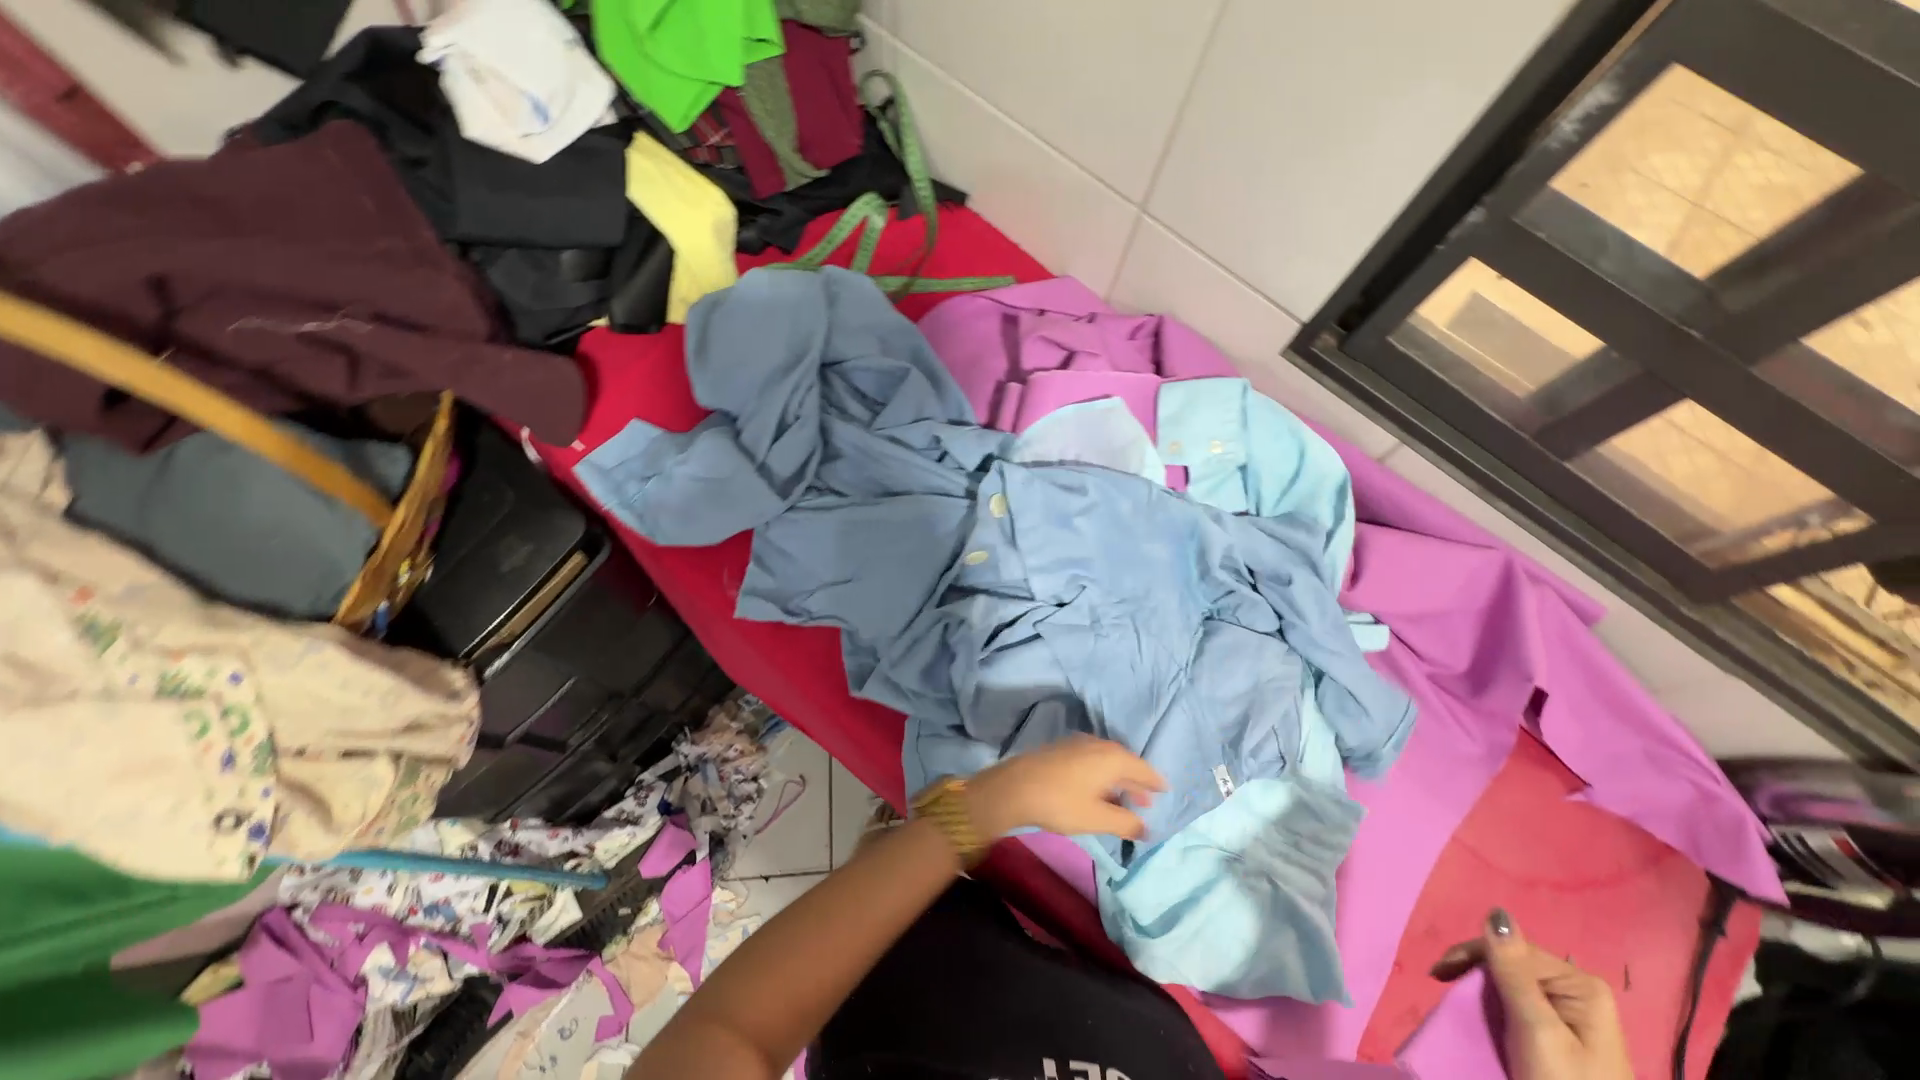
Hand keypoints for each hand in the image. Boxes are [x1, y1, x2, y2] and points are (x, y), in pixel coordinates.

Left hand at [962, 736, 1165, 839]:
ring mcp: (1078, 746)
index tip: (1165, 790)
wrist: (1014, 787)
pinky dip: (1102, 776)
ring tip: (1124, 799)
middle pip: (1125, 763)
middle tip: (1146, 800)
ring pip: (1107, 762)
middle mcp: (1098, 746)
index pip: (1142, 768)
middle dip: (1136, 782)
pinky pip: (1092, 762)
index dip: (1154, 781)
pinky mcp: (1061, 751)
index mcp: (1112, 758)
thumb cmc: (1061, 803)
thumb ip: (1125, 823)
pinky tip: (1098, 792)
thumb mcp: (1097, 818)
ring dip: (1118, 780)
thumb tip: (1146, 829)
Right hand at [1430, 909, 1631, 1079]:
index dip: (1472, 955)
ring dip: (1482, 991)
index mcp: (1580, 985)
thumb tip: (1496, 912)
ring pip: (1513, 985)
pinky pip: (1520, 1007)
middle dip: (1475, 973)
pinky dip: (1495, 1008)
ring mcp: (1572, 1015)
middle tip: (1441, 987)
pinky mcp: (1562, 1036)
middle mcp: (1578, 992)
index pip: (1513, 949)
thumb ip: (1514, 973)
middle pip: (1513, 965)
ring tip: (1456, 1002)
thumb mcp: (1536, 1031)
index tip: (1437, 976)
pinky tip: (1481, 1015)